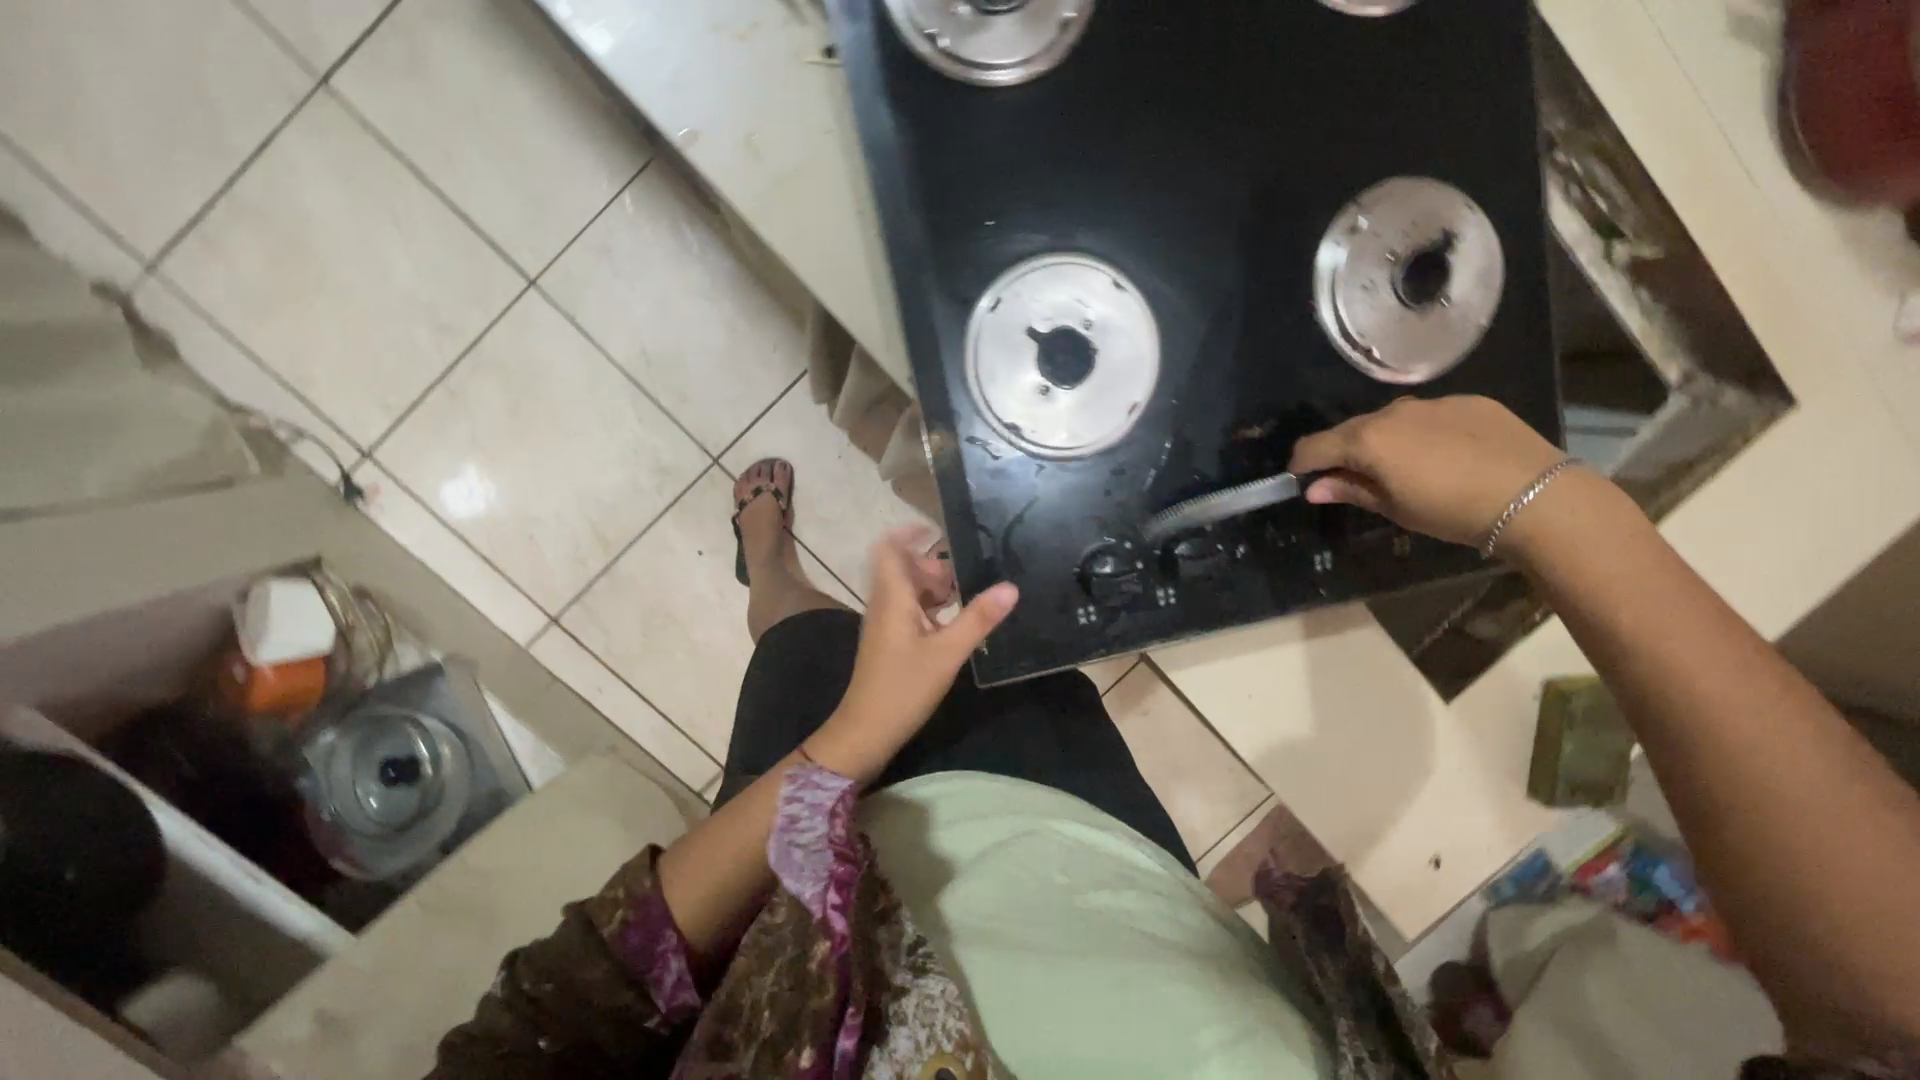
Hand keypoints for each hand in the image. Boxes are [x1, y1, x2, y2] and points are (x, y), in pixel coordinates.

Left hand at [805, 527, 1018, 782]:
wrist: (867, 731)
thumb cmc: (903, 688)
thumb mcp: (947, 653)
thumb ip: (978, 619)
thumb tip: (1011, 587)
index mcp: (892, 597)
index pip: (889, 549)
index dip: (908, 533)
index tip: (937, 530)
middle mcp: (885, 604)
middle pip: (904, 568)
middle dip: (934, 565)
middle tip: (967, 576)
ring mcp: (885, 624)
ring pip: (909, 592)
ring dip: (935, 589)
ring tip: (968, 597)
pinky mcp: (890, 643)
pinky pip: (910, 612)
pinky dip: (931, 609)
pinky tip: (956, 625)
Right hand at [1287, 395, 1568, 547]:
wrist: (1535, 496)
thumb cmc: (1452, 510)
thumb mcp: (1395, 508)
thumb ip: (1351, 491)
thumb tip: (1315, 488)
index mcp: (1367, 439)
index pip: (1314, 445)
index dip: (1302, 463)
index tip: (1302, 479)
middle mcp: (1393, 411)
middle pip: (1352, 429)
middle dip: (1345, 452)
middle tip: (1356, 479)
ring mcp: (1434, 402)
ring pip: (1393, 420)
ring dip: (1386, 441)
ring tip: (1406, 469)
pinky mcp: (1470, 402)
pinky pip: (1432, 416)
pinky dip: (1425, 434)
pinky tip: (1448, 458)